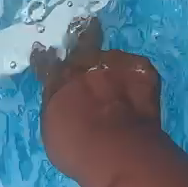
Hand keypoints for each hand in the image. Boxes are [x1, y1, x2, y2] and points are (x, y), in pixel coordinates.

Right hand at [30, 18, 167, 186]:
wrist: (118, 150)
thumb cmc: (77, 150)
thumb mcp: (53, 130)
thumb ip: (57, 108)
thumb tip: (64, 102)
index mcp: (58, 81)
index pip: (46, 61)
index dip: (45, 57)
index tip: (45, 52)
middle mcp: (84, 65)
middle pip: (83, 41)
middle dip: (84, 37)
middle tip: (87, 36)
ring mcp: (116, 63)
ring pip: (112, 58)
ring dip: (113, 67)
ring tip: (119, 84)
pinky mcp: (142, 70)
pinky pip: (136, 70)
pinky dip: (135, 80)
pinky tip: (137, 95)